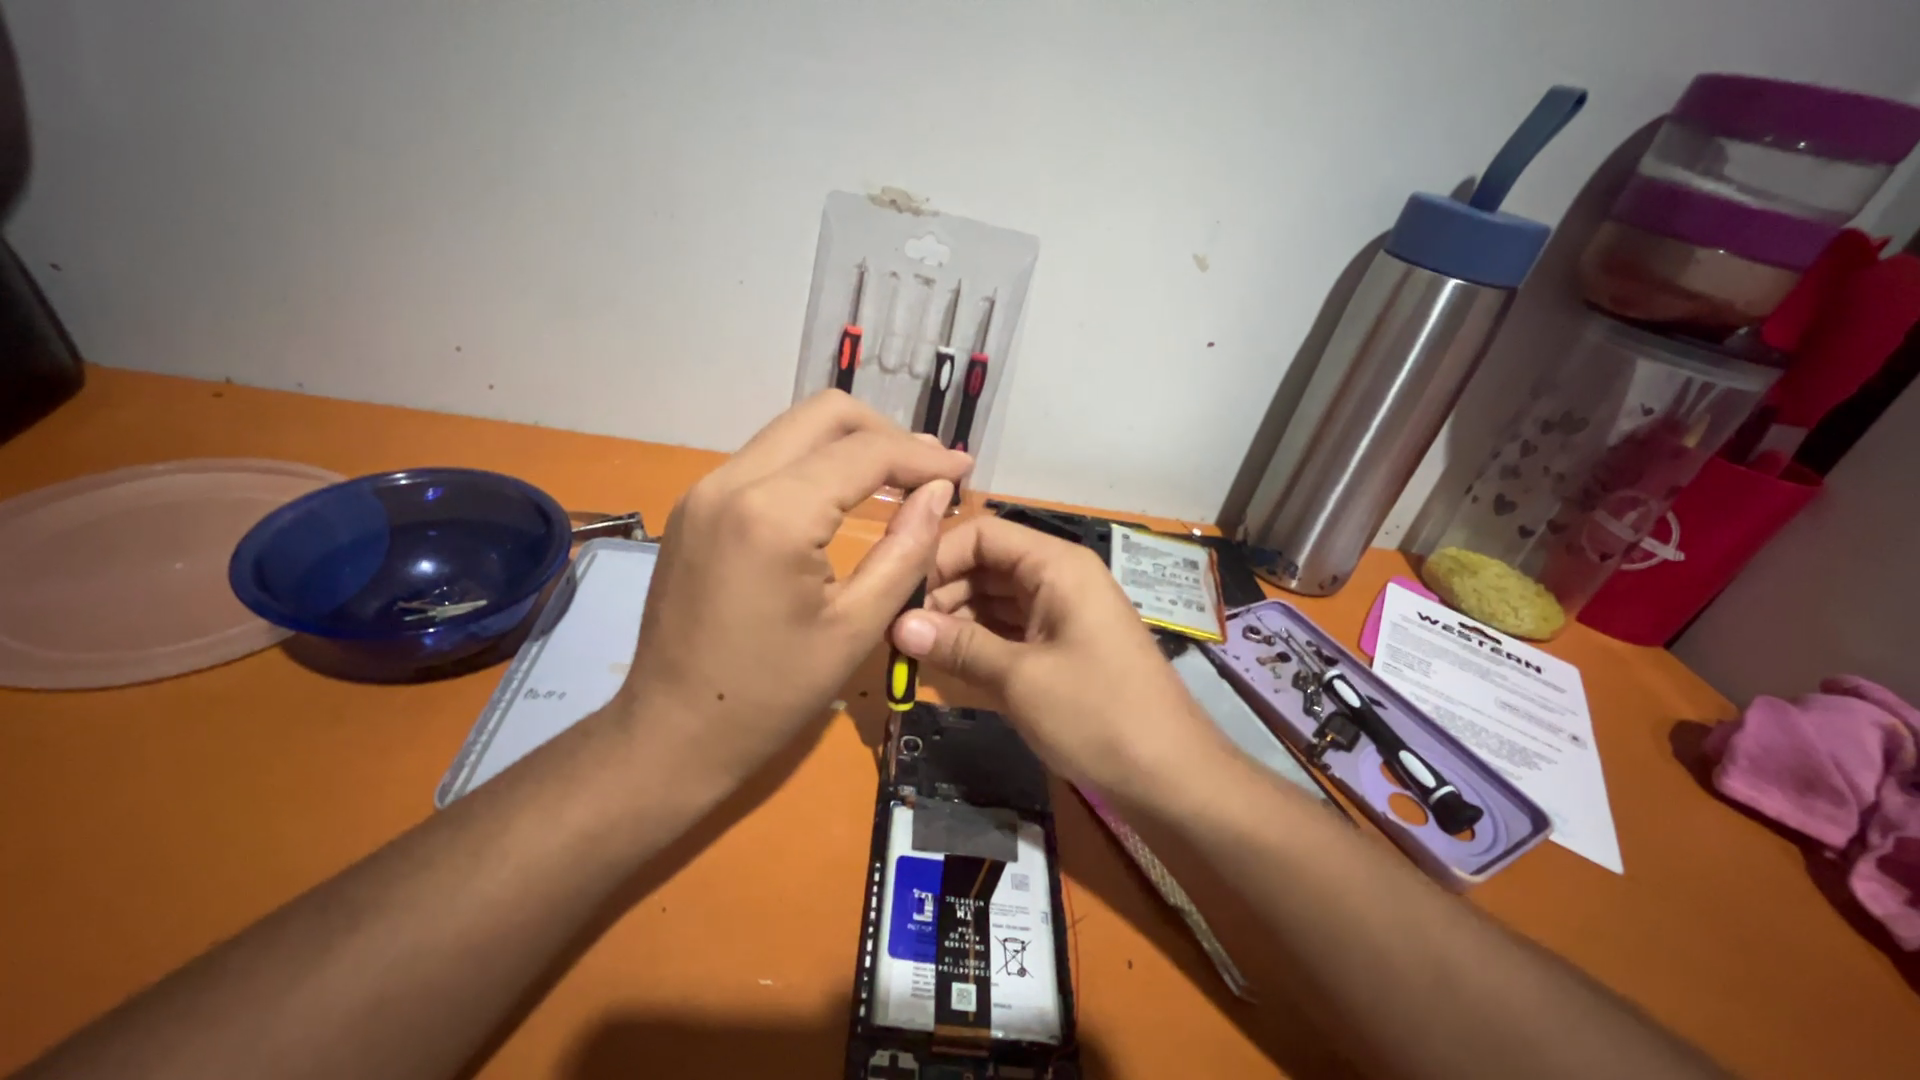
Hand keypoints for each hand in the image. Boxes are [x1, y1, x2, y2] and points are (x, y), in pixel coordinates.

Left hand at [609, 391, 971, 795]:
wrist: (672, 732)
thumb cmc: (772, 694)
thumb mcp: (856, 627)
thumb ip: (907, 549)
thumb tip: (938, 493)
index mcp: (774, 513)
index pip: (865, 452)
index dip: (924, 458)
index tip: (965, 472)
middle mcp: (732, 481)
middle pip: (824, 413)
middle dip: (887, 433)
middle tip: (929, 472)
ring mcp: (705, 490)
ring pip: (792, 430)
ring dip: (849, 445)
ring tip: (897, 480)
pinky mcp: (694, 507)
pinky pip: (765, 459)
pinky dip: (812, 464)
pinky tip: (841, 498)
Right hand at [888, 516, 1227, 800]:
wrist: (1172, 776)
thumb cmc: (1098, 715)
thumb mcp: (1020, 678)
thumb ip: (958, 645)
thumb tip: (898, 625)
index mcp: (1056, 566)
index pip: (982, 535)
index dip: (937, 559)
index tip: (896, 597)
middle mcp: (1060, 579)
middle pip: (986, 566)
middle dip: (941, 593)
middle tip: (898, 633)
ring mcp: (1063, 615)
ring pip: (995, 600)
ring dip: (956, 621)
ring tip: (914, 653)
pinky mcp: (1064, 649)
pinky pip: (1011, 631)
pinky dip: (980, 643)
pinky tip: (947, 665)